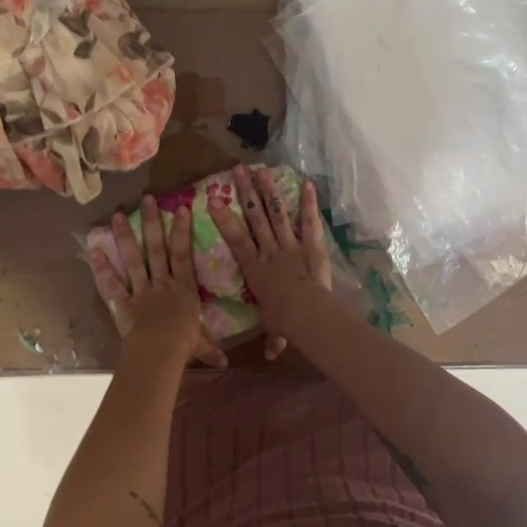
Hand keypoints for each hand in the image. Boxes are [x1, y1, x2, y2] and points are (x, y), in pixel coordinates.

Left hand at [89, 195, 227, 368]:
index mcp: (183, 289)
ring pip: (132, 259)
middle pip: (156, 248)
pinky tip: (94, 250)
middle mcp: (162, 283)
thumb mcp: (200, 344)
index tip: (181, 208)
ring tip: (118, 216)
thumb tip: (225, 365)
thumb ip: (209, 349)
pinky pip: (111, 284)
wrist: (160, 349)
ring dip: (124, 237)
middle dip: (152, 222)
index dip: (182, 230)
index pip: (184, 253)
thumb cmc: (183, 343)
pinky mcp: (123, 303)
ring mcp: (141, 290)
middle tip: (147, 199)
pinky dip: (102, 268)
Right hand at [212, 166, 330, 355]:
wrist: (305, 312)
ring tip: (262, 170)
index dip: (225, 219)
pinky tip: (306, 184)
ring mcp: (290, 244)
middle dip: (246, 193)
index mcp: (254, 267)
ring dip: (269, 191)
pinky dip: (308, 203)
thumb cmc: (284, 319)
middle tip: (238, 171)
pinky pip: (308, 222)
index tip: (214, 201)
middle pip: (255, 217)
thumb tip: (270, 356)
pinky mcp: (311, 245)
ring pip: (276, 213)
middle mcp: (269, 250)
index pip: (236, 239)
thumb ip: (273, 338)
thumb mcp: (275, 328)